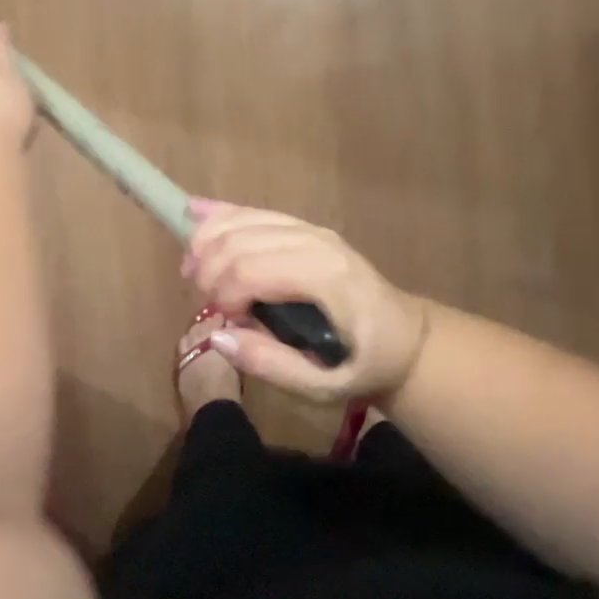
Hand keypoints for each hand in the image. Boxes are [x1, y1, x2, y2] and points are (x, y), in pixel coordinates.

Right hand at [184, 200, 430, 404]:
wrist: (406, 340)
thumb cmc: (365, 366)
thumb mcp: (324, 387)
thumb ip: (272, 366)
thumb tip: (218, 337)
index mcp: (325, 278)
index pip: (252, 268)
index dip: (223, 293)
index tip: (225, 321)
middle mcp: (316, 242)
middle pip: (240, 241)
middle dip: (209, 268)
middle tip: (203, 300)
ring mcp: (311, 229)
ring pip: (243, 220)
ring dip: (207, 241)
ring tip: (192, 272)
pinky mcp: (305, 227)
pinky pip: (255, 212)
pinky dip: (222, 214)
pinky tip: (193, 211)